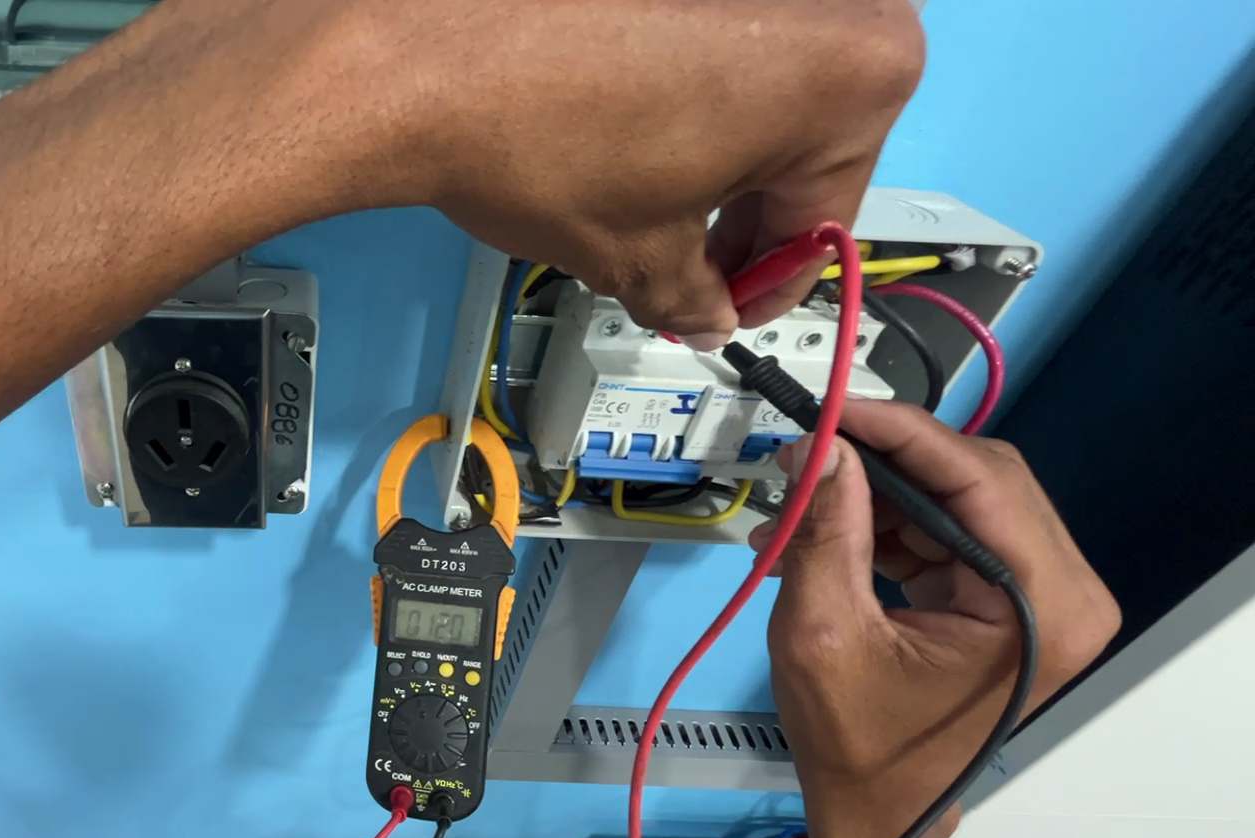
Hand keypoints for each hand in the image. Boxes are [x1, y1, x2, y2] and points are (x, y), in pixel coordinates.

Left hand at [288, 0, 925, 343]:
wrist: (438, 64)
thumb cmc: (550, 156)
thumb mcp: (634, 255)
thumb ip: (689, 298)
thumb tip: (706, 321)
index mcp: (857, 79)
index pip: (822, 223)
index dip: (765, 289)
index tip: (722, 316)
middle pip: (800, 155)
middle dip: (734, 232)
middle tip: (678, 282)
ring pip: (758, 107)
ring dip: (709, 178)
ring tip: (639, 223)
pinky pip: (716, 58)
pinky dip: (685, 117)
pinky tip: (627, 151)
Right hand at [748, 402, 1119, 837]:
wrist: (874, 811)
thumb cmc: (852, 738)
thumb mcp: (819, 630)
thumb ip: (821, 534)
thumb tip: (817, 451)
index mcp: (1042, 604)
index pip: (978, 478)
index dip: (898, 432)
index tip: (825, 410)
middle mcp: (1058, 592)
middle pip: (973, 482)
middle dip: (879, 463)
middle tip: (801, 457)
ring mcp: (1030, 598)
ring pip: (948, 505)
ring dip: (863, 499)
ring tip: (788, 514)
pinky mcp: (993, 604)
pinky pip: (934, 538)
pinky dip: (869, 531)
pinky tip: (808, 542)